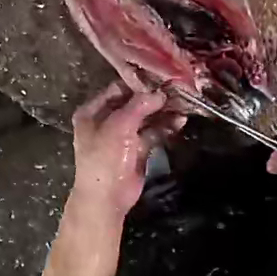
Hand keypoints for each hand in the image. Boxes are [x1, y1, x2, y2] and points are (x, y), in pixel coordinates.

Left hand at [68, 82, 185, 220]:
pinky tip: (179, 122)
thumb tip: (159, 93)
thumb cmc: (105, 157)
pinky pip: (153, 133)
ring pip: (146, 118)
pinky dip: (165, 128)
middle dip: (155, 99)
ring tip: (183, 106)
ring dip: (163, 113)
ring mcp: (123, 135)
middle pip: (134, 104)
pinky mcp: (137, 149)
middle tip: (177, 91)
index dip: (138, 84)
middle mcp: (107, 120)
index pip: (117, 89)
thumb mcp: (119, 126)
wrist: (106, 197)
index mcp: (92, 112)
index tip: (161, 78)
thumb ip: (139, 105)